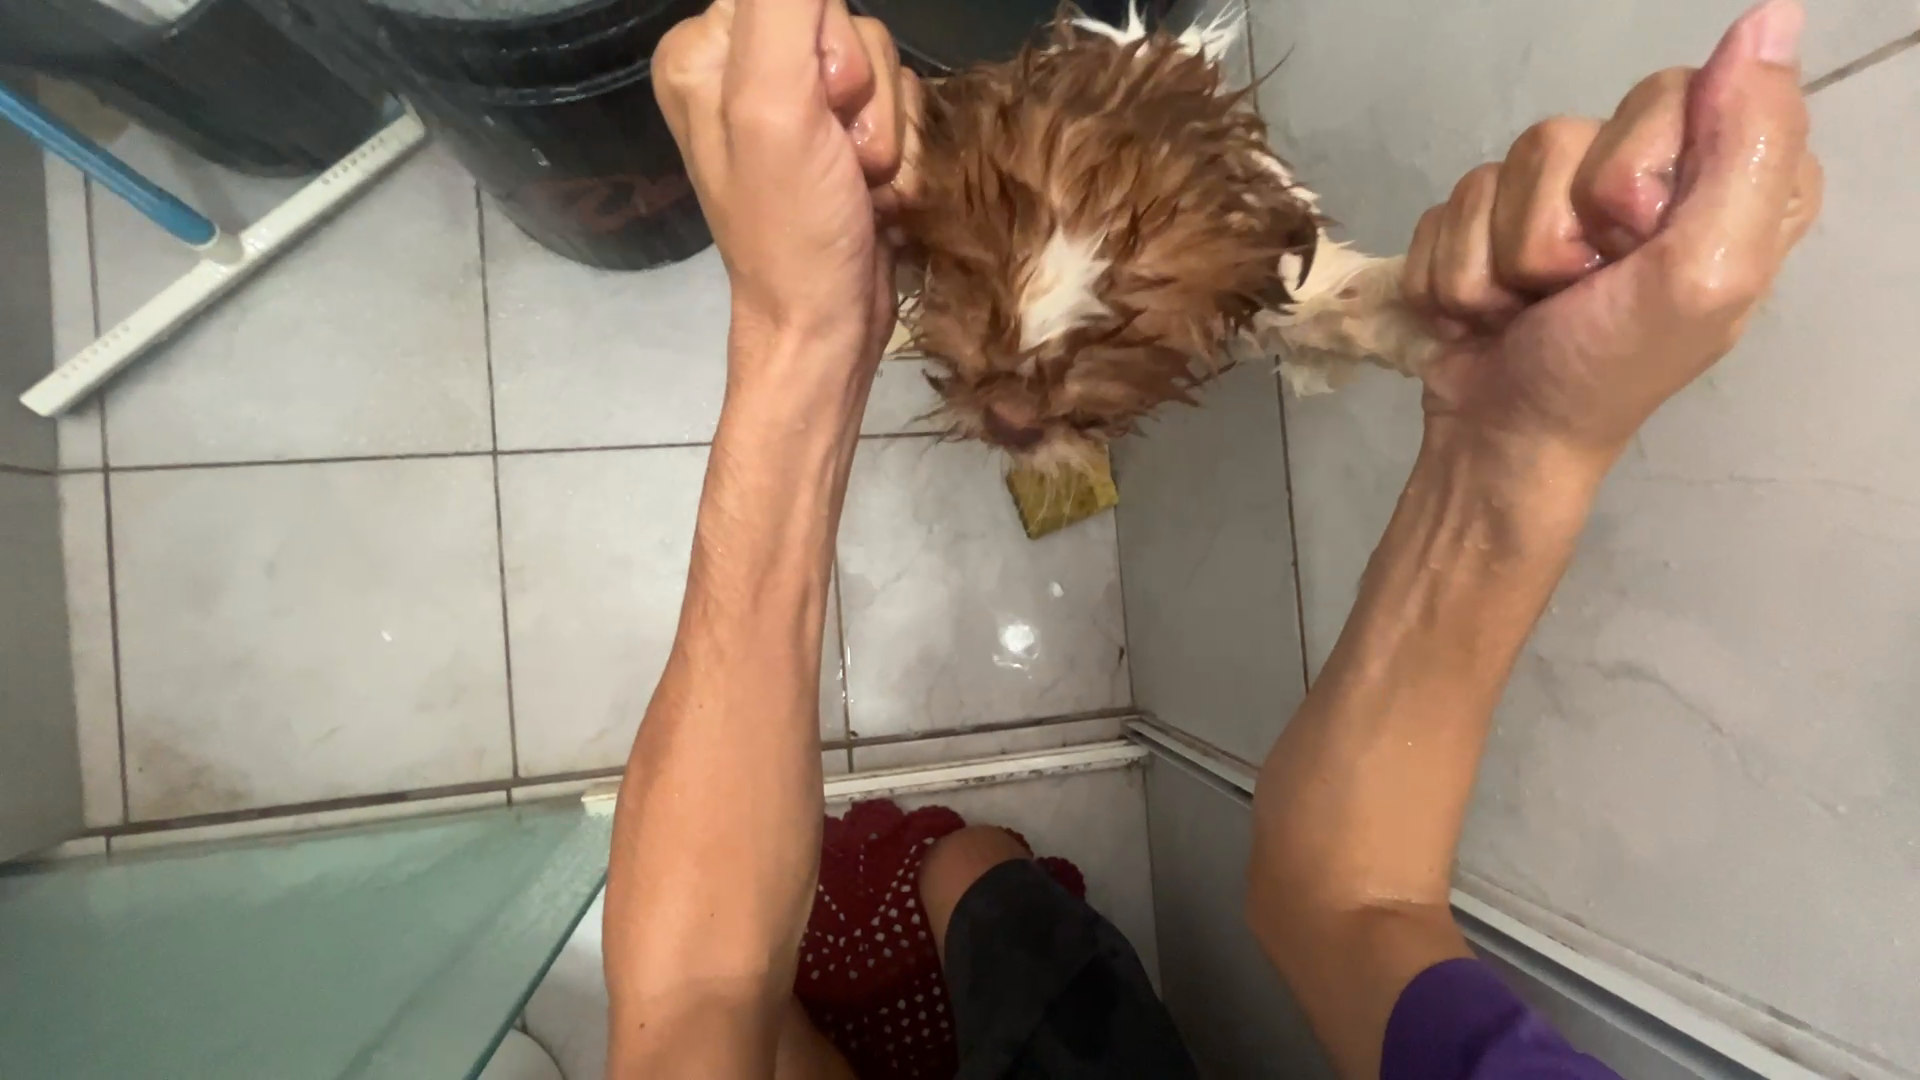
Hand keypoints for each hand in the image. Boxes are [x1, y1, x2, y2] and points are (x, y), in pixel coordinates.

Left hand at [653, 0, 919, 372]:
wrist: (829, 328)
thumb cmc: (793, 232)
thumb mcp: (774, 106)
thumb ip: (786, 4)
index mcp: (709, 54)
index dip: (828, 52)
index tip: (817, 113)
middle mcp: (753, 75)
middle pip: (850, 29)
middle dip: (863, 103)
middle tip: (840, 164)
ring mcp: (808, 117)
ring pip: (885, 75)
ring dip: (889, 140)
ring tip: (859, 191)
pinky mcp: (850, 151)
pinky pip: (903, 117)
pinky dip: (903, 164)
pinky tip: (879, 202)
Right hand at [1402, 0, 1822, 473]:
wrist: (1498, 435)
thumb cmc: (1602, 371)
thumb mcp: (1705, 272)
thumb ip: (1750, 146)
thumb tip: (1766, 17)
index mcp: (1713, 175)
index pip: (1658, 98)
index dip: (1620, 178)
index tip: (1625, 248)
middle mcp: (1625, 179)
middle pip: (1554, 139)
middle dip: (1541, 236)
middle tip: (1561, 294)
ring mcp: (1536, 210)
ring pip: (1481, 183)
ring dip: (1484, 270)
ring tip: (1513, 313)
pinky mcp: (1466, 239)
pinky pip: (1434, 223)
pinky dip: (1443, 282)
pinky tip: (1474, 315)